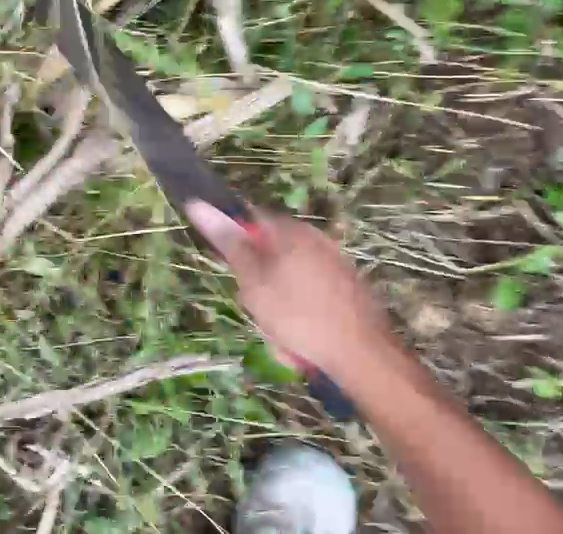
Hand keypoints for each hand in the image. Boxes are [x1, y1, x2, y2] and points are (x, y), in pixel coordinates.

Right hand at [183, 203, 396, 378]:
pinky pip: (314, 294)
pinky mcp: (352, 290)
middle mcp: (316, 239)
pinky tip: (304, 338)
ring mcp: (338, 264)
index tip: (234, 272)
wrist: (364, 358)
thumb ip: (229, 243)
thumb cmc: (299, 316)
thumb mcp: (253, 280)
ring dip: (281, 302)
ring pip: (292, 277)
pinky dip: (304, 311)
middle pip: (273, 252)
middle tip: (257, 308)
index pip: (251, 221)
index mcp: (291, 231)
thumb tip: (198, 204)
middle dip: (260, 280)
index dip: (237, 245)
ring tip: (282, 334)